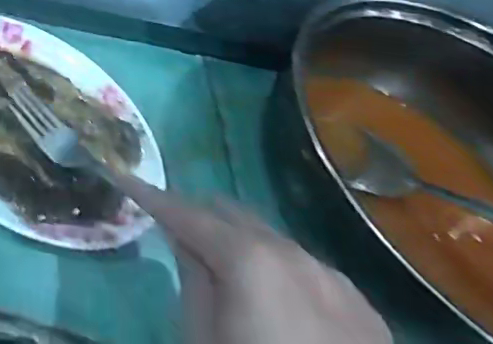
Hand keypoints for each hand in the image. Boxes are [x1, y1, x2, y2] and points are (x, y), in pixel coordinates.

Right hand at [118, 176, 391, 343]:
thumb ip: (193, 286)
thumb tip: (188, 245)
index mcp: (249, 257)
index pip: (188, 214)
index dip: (153, 197)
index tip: (127, 179)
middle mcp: (293, 252)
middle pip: (235, 217)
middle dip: (202, 219)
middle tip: (175, 230)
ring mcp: (334, 278)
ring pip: (277, 244)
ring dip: (246, 249)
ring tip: (228, 273)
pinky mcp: (365, 311)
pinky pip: (314, 277)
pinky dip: (286, 278)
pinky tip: (282, 310)